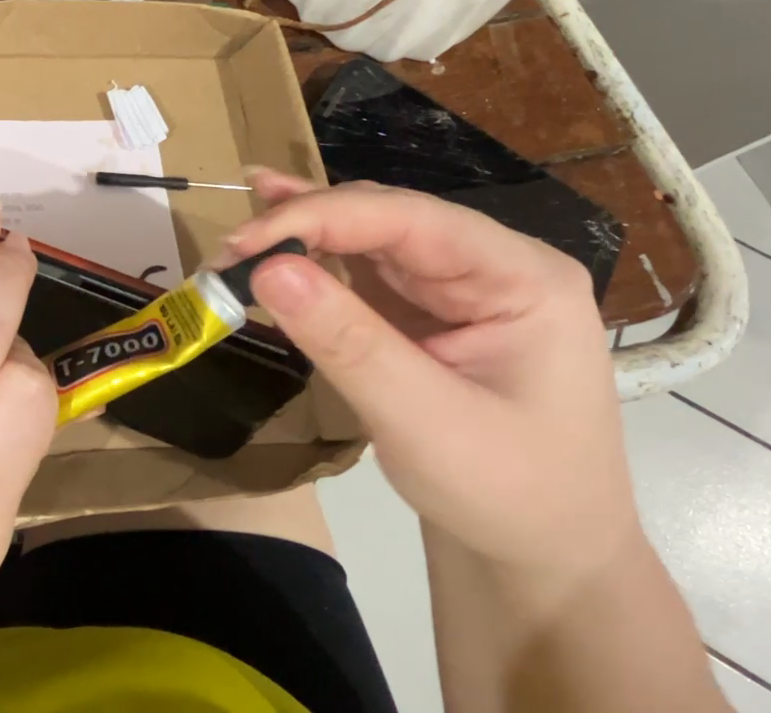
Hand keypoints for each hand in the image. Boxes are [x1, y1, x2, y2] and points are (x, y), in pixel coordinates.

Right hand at [223, 171, 640, 583]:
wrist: (541, 555)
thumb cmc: (505, 493)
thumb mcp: (423, 421)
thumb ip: (347, 341)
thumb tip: (265, 269)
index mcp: (520, 277)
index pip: (408, 217)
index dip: (319, 216)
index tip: (243, 242)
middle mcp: (490, 267)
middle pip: (385, 218)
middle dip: (304, 224)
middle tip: (229, 248)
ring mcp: (457, 289)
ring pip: (367, 239)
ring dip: (301, 237)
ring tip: (238, 238)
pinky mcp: (424, 313)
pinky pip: (361, 274)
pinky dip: (313, 265)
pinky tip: (274, 252)